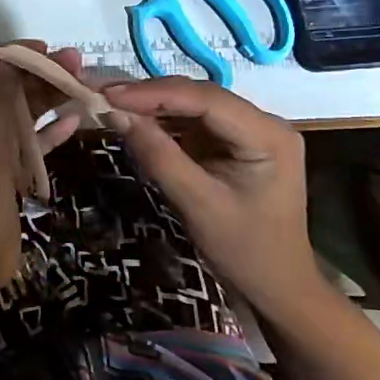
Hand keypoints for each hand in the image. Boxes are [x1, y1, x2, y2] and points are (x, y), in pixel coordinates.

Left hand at [0, 43, 82, 311]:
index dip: (9, 55)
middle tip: (76, 63)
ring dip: (45, 101)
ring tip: (83, 85)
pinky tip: (74, 121)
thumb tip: (10, 57)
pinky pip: (22, 145)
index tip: (46, 49)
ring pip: (14, 116)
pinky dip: (45, 133)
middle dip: (35, 76)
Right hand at [102, 77, 317, 309]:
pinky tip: (135, 120)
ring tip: (111, 103)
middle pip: (200, 97)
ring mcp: (250, 132)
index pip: (206, 99)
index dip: (155, 93)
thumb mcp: (198, 205)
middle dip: (150, 95)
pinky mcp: (234, 144)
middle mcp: (264, 123)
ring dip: (153, 106)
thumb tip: (116, 114)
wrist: (277, 287)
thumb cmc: (244, 251)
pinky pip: (195, 124)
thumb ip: (158, 156)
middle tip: (102, 94)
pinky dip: (164, 123)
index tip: (110, 94)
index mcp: (268, 135)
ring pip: (195, 107)